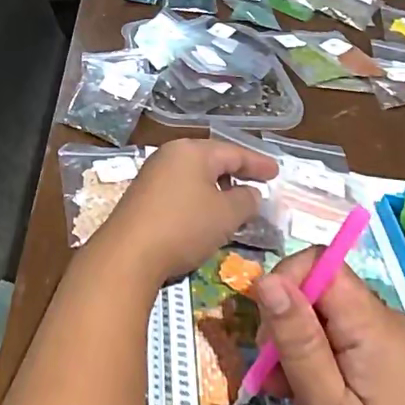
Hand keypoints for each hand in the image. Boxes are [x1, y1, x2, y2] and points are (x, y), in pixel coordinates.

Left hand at [89, 139, 276, 285]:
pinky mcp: (143, 194)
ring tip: (236, 200)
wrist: (129, 252)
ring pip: (194, 174)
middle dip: (236, 171)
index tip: (276, 172)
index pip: (233, 152)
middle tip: (258, 182)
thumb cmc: (183, 226)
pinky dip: (199, 197)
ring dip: (217, 186)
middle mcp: (170, 155)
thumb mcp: (225, 214)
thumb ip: (245, 200)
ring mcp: (153, 174)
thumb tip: (250, 192)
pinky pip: (180, 188)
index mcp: (192, 151)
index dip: (257, 163)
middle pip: (211, 159)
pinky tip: (207, 213)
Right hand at [254, 249, 404, 404]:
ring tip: (285, 391)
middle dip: (286, 321)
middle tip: (270, 373)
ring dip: (298, 344)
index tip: (266, 331)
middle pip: (321, 289)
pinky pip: (344, 337)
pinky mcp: (393, 361)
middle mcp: (388, 321)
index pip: (321, 263)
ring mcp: (394, 341)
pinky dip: (318, 357)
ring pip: (327, 315)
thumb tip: (265, 280)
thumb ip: (298, 342)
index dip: (285, 282)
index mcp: (376, 327)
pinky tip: (307, 393)